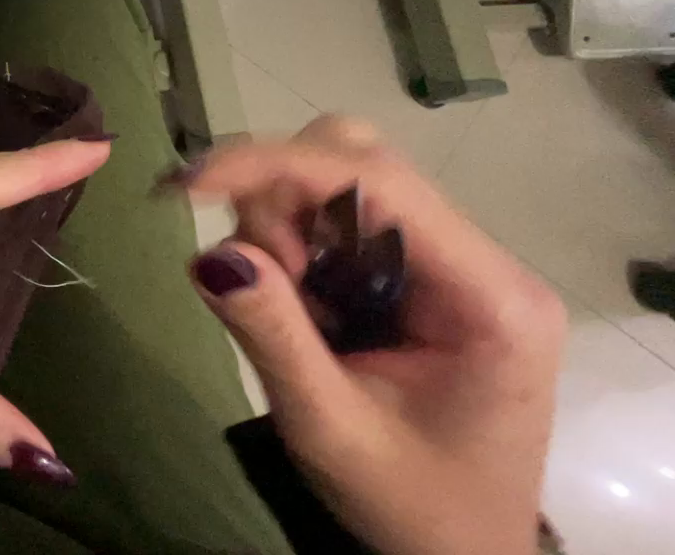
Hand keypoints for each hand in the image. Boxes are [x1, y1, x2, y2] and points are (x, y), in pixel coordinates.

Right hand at [179, 117, 564, 554]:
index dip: (272, 164)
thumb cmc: (408, 503)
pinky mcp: (407, 267)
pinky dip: (282, 237)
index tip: (188, 186)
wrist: (455, 554)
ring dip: (274, 221)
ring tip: (280, 302)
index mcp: (487, 294)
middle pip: (352, 159)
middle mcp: (472, 257)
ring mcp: (440, 258)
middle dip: (274, 197)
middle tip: (256, 270)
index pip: (374, 179)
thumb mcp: (329, 427)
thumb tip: (209, 253)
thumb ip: (272, 335)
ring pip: (330, 176)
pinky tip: (292, 297)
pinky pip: (326, 212)